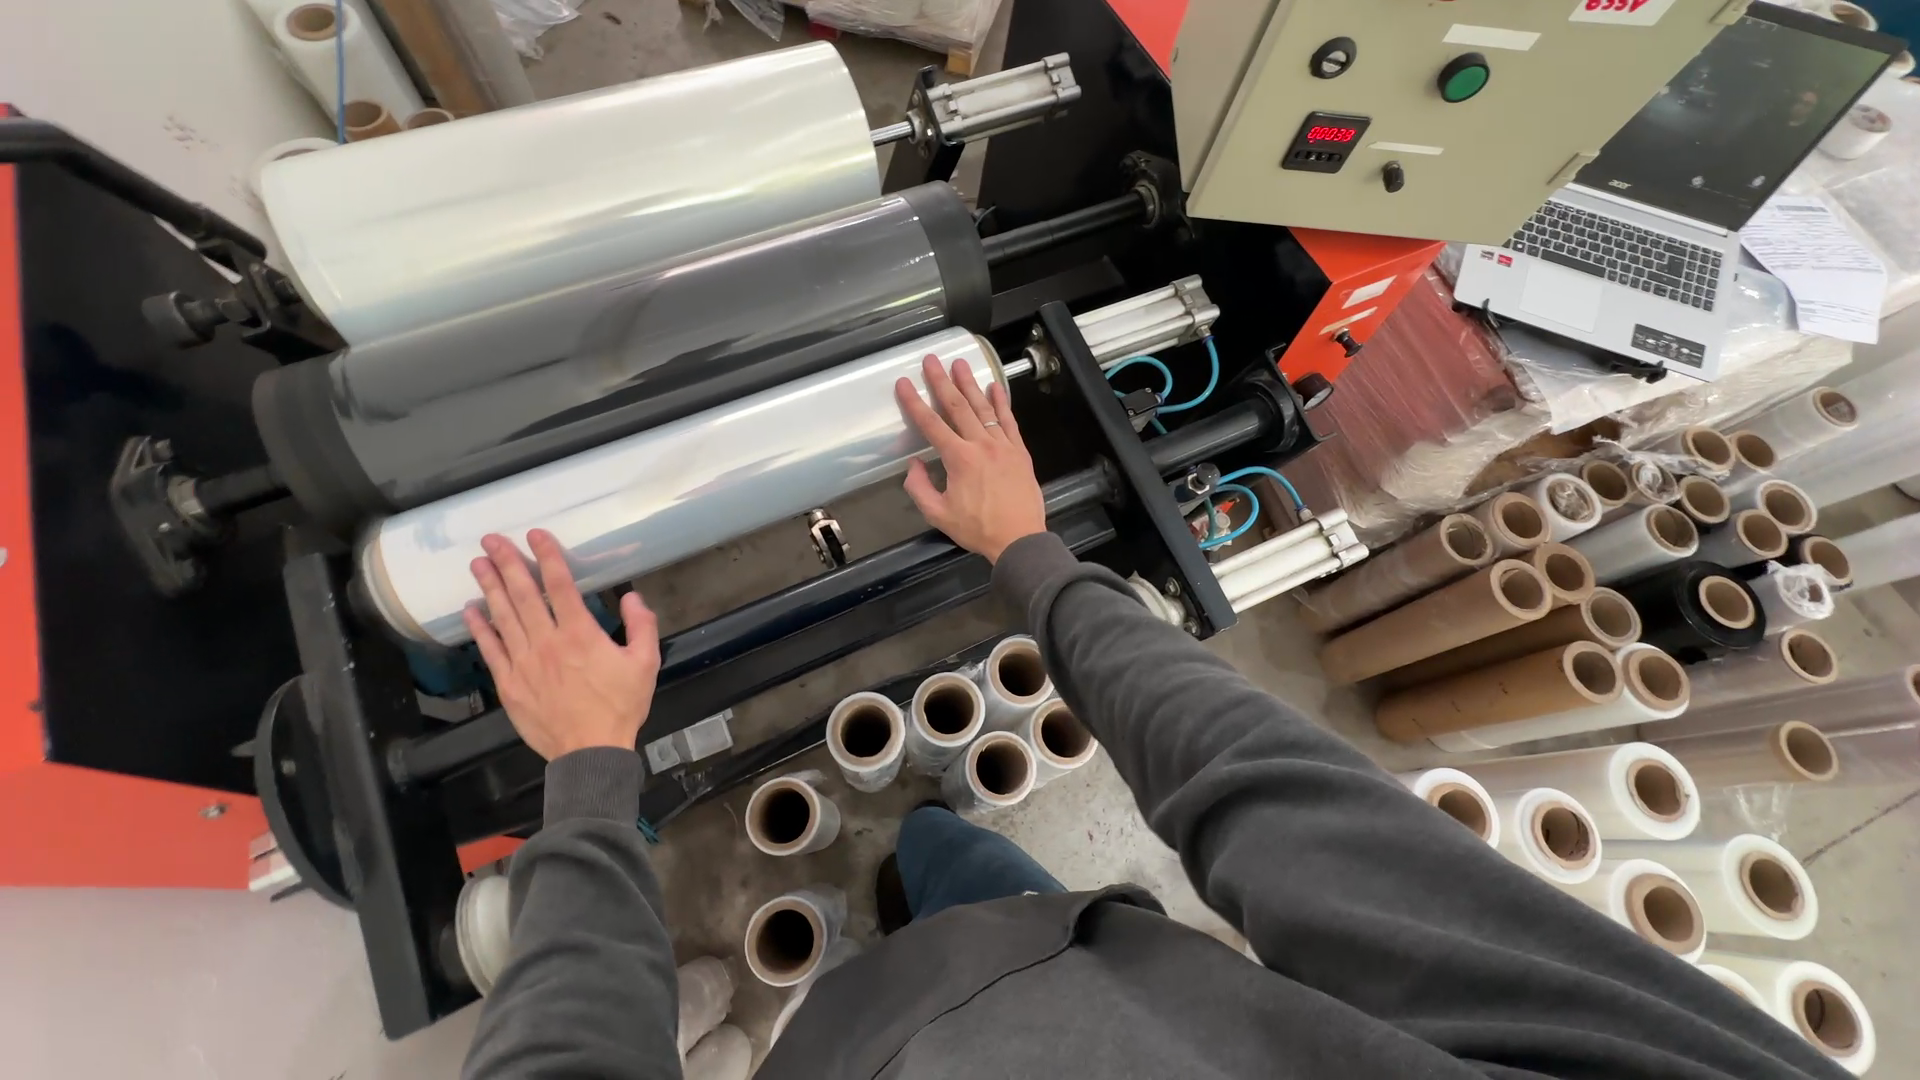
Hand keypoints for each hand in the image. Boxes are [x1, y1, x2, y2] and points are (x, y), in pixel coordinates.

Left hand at [463, 529, 661, 760]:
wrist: (590, 750)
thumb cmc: (621, 705)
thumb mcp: (645, 663)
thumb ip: (642, 626)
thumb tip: (632, 597)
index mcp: (581, 635)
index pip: (561, 586)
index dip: (548, 557)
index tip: (536, 535)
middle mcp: (547, 642)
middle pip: (524, 596)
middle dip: (507, 564)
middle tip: (491, 540)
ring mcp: (523, 663)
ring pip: (503, 617)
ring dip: (490, 588)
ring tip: (478, 563)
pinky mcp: (509, 683)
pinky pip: (490, 650)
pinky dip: (480, 628)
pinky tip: (471, 609)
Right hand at [895, 354, 1046, 562]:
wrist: (1019, 539)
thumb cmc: (977, 529)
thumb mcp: (938, 515)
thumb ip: (920, 488)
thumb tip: (914, 465)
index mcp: (959, 459)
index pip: (931, 425)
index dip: (915, 403)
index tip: (904, 383)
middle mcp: (981, 445)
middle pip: (958, 407)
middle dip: (942, 382)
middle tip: (931, 360)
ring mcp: (1003, 446)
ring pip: (984, 408)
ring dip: (970, 384)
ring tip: (960, 364)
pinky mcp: (1019, 452)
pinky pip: (1009, 421)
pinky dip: (1002, 402)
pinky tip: (995, 386)